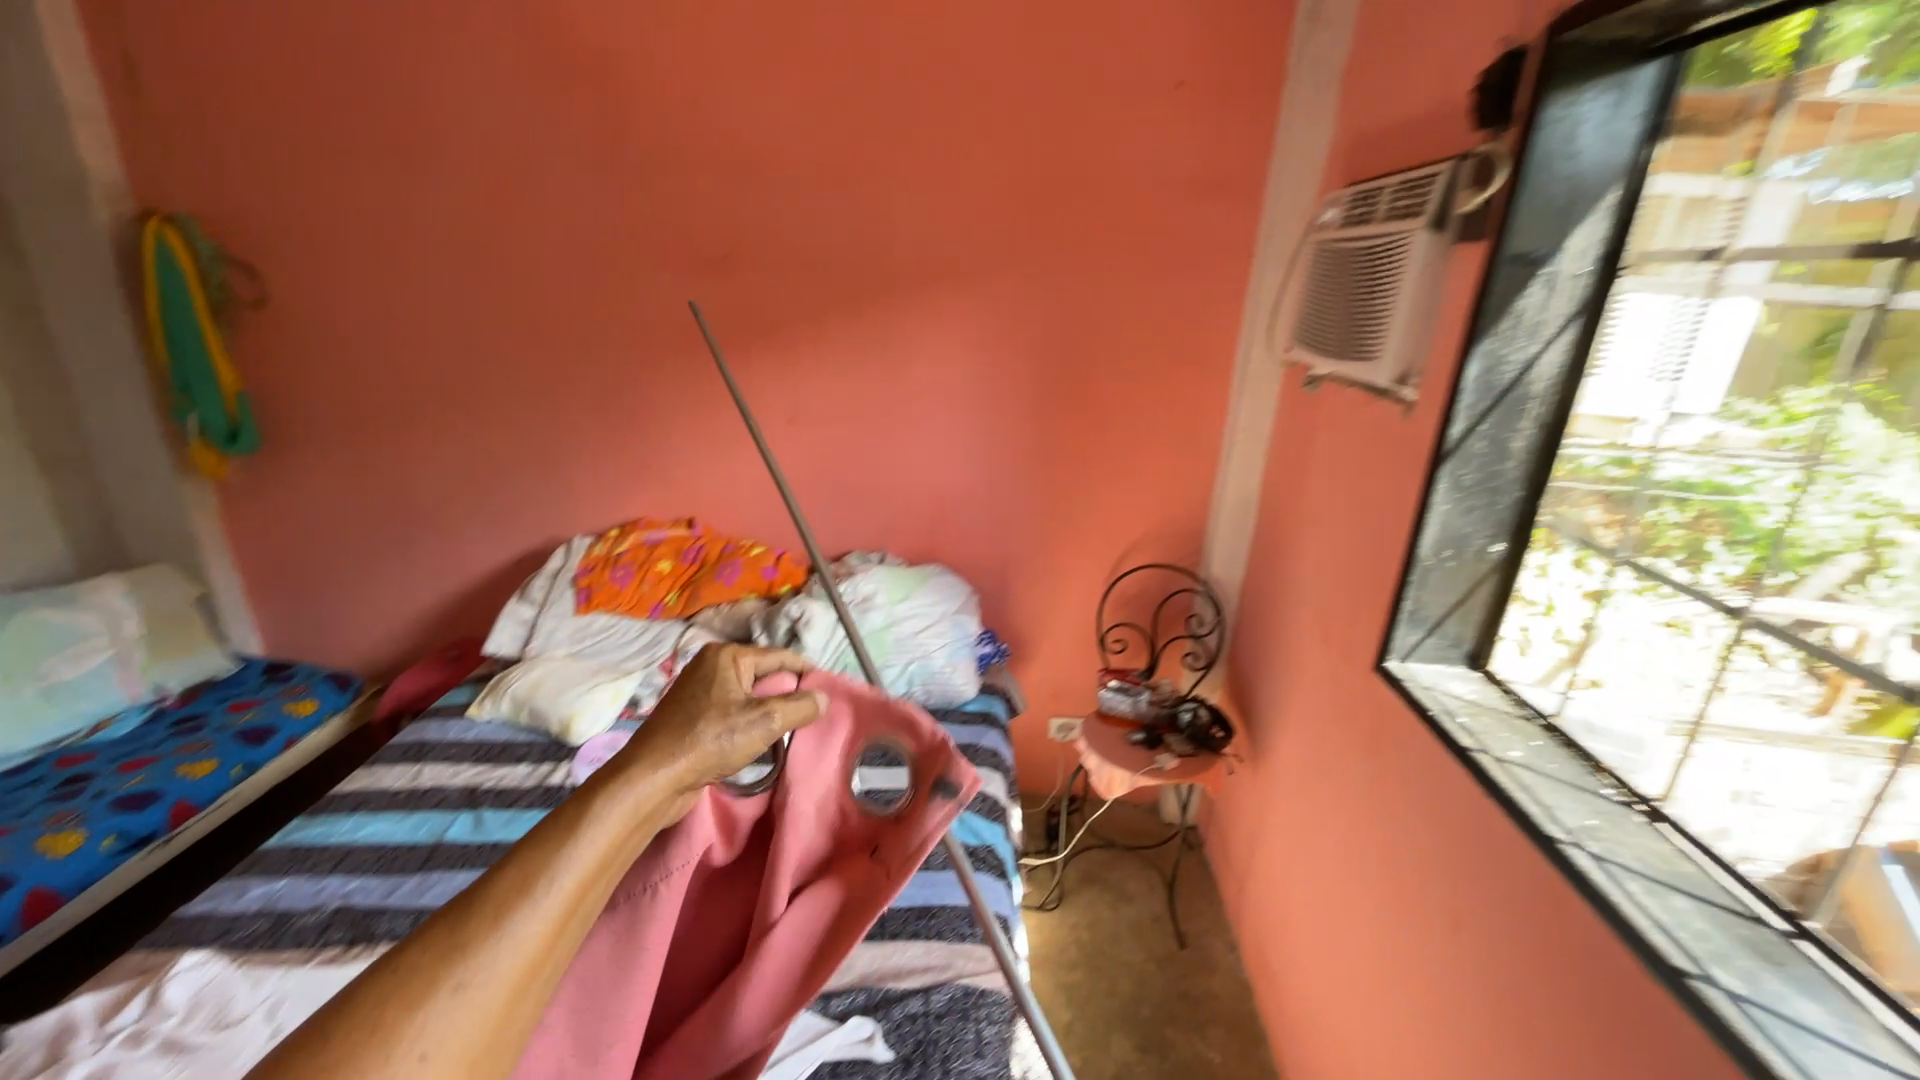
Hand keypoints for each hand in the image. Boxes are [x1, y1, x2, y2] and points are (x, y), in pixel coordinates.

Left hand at [612, 644, 825, 799]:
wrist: (653, 778)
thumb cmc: (710, 740)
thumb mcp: (765, 722)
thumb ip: (800, 707)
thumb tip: (824, 698)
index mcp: (727, 655)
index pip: (780, 656)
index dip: (807, 672)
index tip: (830, 689)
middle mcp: (711, 666)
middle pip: (763, 675)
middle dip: (788, 694)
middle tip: (813, 713)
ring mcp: (698, 692)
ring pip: (748, 696)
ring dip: (768, 712)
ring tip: (791, 729)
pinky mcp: (692, 717)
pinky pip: (732, 713)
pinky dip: (749, 723)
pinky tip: (760, 741)